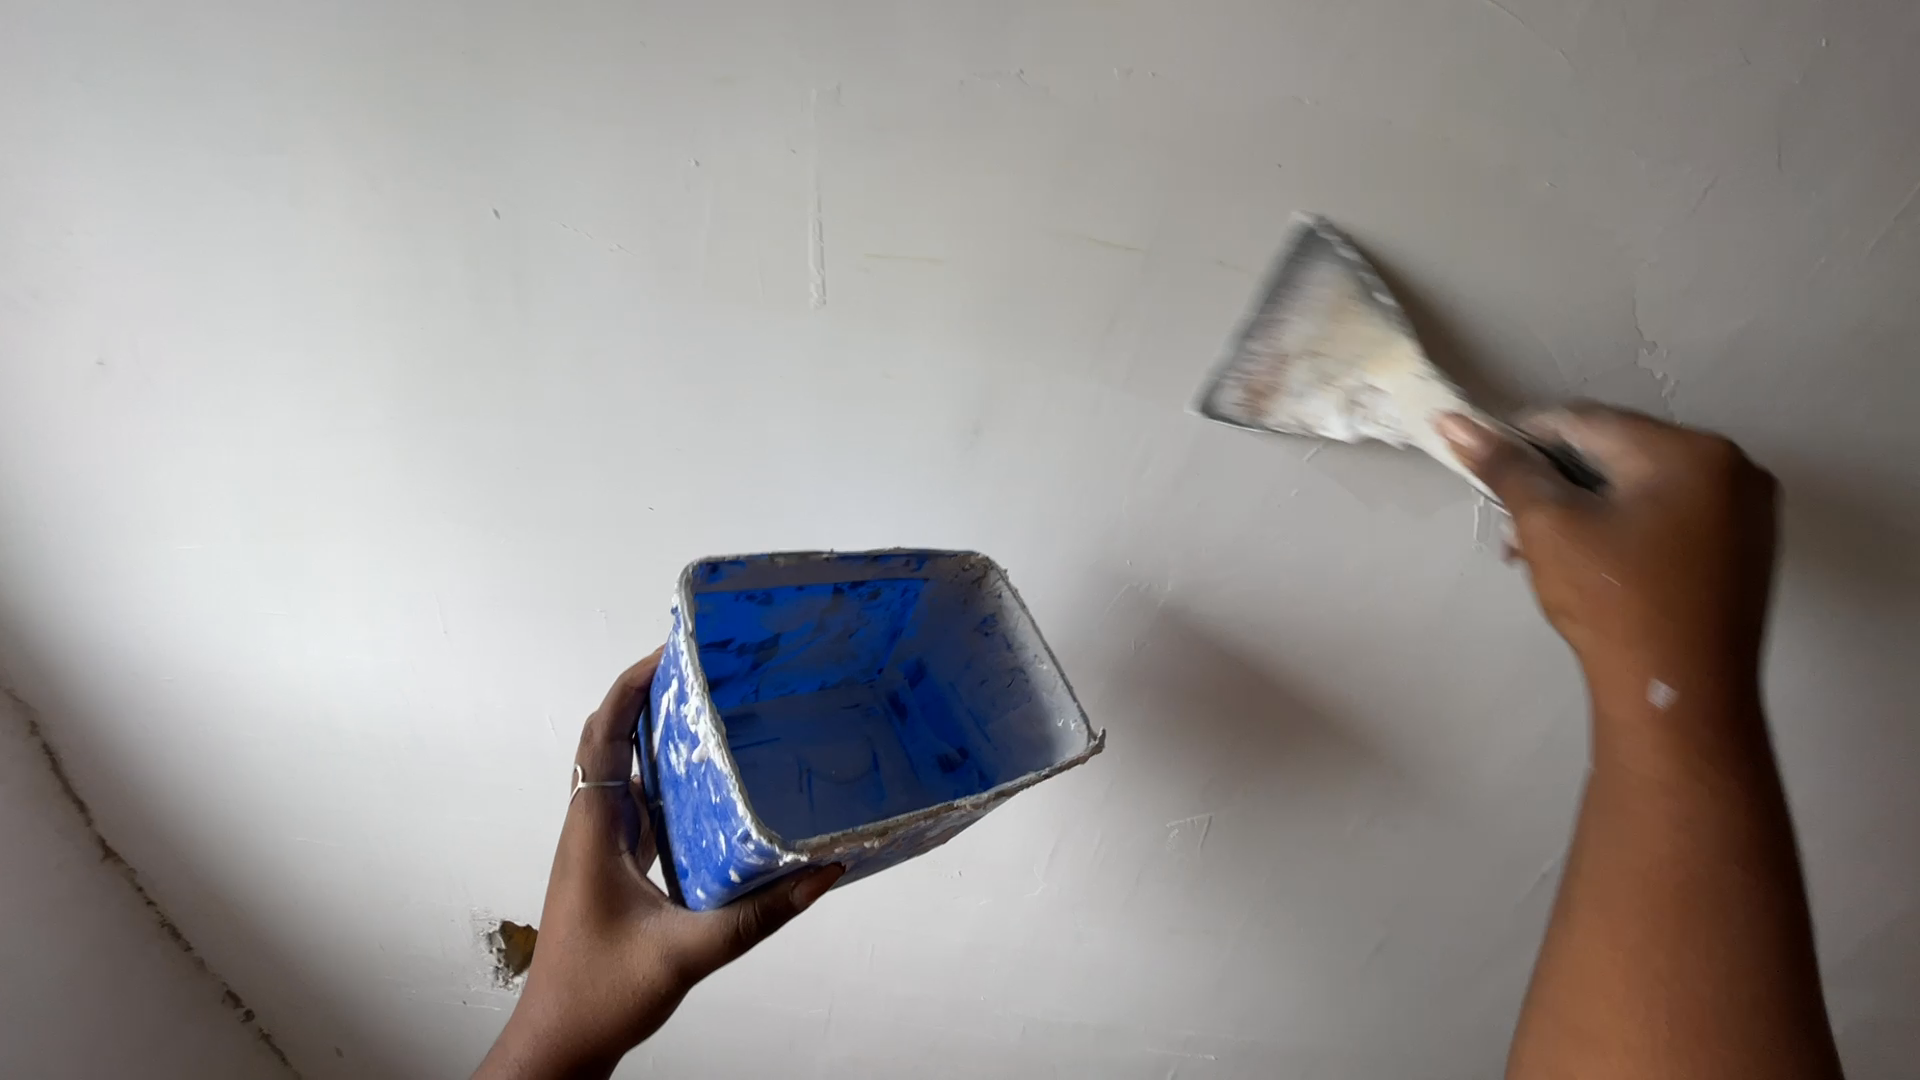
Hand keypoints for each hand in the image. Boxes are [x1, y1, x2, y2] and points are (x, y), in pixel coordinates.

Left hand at [474, 649, 843, 1079]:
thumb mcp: (689, 951)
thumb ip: (761, 913)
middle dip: (646, 695)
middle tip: (699, 670)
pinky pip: (637, 799)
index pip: (603, 735)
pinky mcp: (614, 863)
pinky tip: (706, 778)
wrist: (559, 1045)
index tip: (671, 653)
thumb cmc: (602, 995)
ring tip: (706, 707)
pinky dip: (662, 772)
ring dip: (652, 731)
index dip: (630, 688)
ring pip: (621, 767)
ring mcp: (600, 845)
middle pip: (609, 738)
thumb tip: (824, 870)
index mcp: (595, 828)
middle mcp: (593, 825)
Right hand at [1437, 405, 1777, 698]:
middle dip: (1549, 482)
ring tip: (1538, 550)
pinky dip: (1612, 524)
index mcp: (1688, 451)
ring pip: (1632, 484)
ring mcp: (1742, 507)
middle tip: (1511, 526)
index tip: (1484, 474)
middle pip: (1610, 451)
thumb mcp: (1545, 524)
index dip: (1520, 440)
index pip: (1582, 420)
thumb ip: (1504, 467)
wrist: (1675, 686)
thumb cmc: (1608, 596)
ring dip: (1575, 506)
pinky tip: (1581, 560)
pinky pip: (1660, 511)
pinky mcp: (1738, 543)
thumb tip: (1454, 422)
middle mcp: (1729, 466)